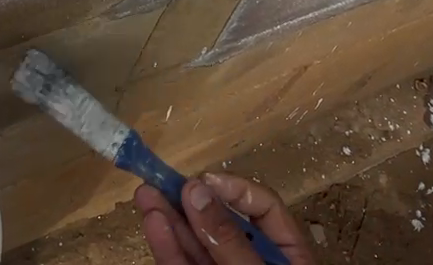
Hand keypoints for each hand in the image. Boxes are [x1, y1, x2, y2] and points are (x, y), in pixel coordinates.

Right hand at [133, 172, 316, 264]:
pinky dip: (167, 247)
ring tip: (143, 193)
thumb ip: (231, 240)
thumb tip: (196, 190)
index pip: (264, 209)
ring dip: (170, 219)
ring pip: (197, 246)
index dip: (235, 189)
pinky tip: (153, 223)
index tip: (204, 180)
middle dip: (189, 200)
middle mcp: (255, 263)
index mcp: (289, 258)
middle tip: (158, 176)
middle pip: (221, 224)